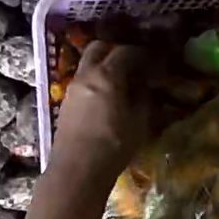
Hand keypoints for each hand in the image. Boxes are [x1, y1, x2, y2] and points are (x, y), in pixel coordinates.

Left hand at [51, 42, 148, 181]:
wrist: (77, 170)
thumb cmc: (113, 145)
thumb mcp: (138, 123)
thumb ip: (142, 99)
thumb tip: (143, 87)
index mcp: (106, 75)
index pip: (125, 52)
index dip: (141, 53)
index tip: (153, 59)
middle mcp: (85, 75)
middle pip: (98, 49)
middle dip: (115, 51)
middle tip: (132, 63)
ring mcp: (72, 88)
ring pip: (87, 65)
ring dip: (102, 66)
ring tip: (120, 81)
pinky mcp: (65, 103)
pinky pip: (81, 81)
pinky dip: (94, 81)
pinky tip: (106, 97)